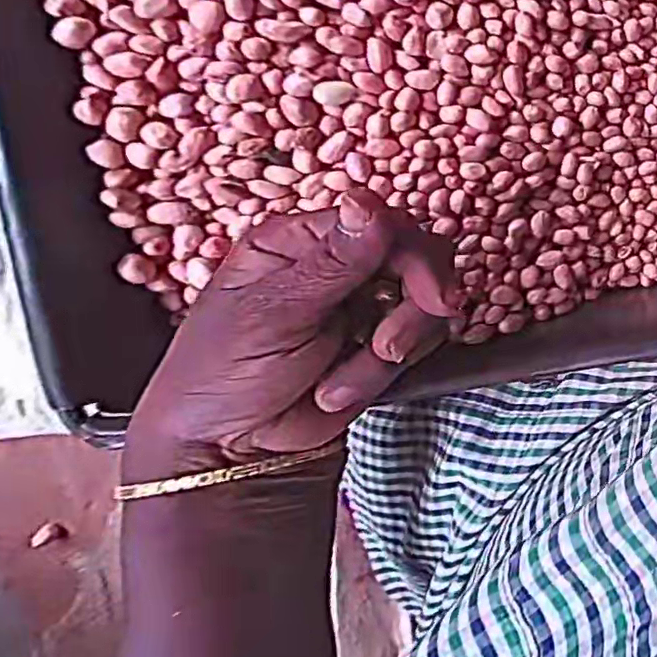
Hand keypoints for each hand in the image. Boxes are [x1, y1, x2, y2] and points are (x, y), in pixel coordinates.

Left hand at [124, 187, 459, 479]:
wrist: (232, 454)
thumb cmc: (224, 376)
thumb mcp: (272, 315)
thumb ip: (332, 261)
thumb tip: (368, 203)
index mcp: (302, 240)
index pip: (383, 223)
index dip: (414, 256)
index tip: (432, 296)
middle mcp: (343, 261)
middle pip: (421, 255)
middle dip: (416, 305)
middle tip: (391, 347)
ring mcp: (369, 299)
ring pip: (430, 299)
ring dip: (398, 344)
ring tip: (347, 378)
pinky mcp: (388, 335)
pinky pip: (425, 335)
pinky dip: (391, 368)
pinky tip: (348, 385)